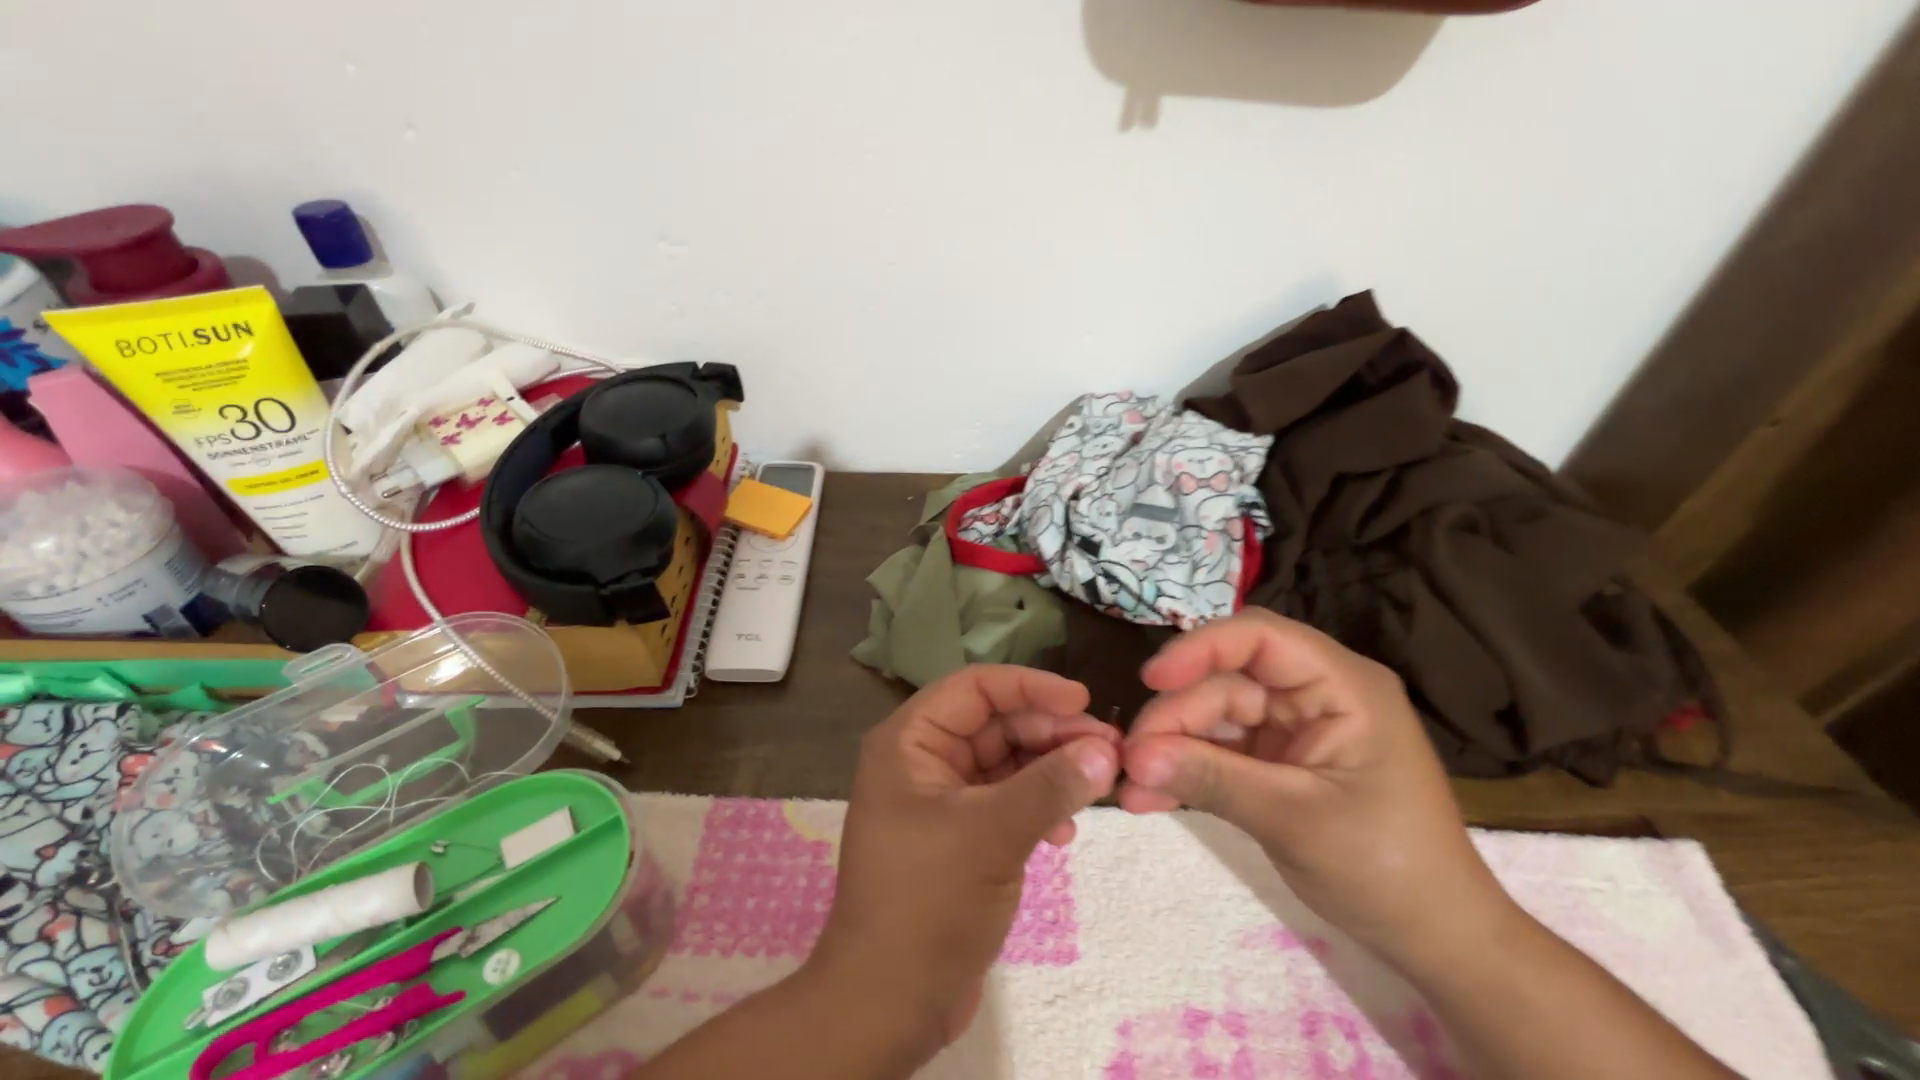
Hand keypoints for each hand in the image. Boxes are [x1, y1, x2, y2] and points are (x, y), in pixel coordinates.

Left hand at [806, 665, 1121, 1056]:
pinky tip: (1064, 832)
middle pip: (996, 723)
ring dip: (1051, 771)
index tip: (1085, 702)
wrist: (889, 1001)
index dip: (1031, 687)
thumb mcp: (992, 834)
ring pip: (1006, 763)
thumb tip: (1106, 750)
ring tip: (1099, 789)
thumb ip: (1050, 785)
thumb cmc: (928, 902)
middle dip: (1051, 733)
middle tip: (1110, 751)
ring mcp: (941, 802)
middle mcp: (922, 762)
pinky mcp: (960, 838)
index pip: (975, 688)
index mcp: (909, 743)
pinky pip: (1006, 801)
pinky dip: (1038, 807)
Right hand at [1119, 609, 1515, 973]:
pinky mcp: (1276, 765)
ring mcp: (1292, 731)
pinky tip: (1150, 799)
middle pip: (1227, 682)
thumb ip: (1213, 780)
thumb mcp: (1293, 819)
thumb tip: (1134, 756)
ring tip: (1131, 788)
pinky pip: (1220, 754)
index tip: (1150, 680)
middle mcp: (1314, 697)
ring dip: (1171, 750)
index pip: (1261, 638)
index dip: (1201, 648)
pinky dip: (1187, 773)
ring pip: (1215, 719)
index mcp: (1341, 686)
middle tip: (1129, 761)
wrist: (1430, 935)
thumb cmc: (1383, 866)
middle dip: (1176, 718)